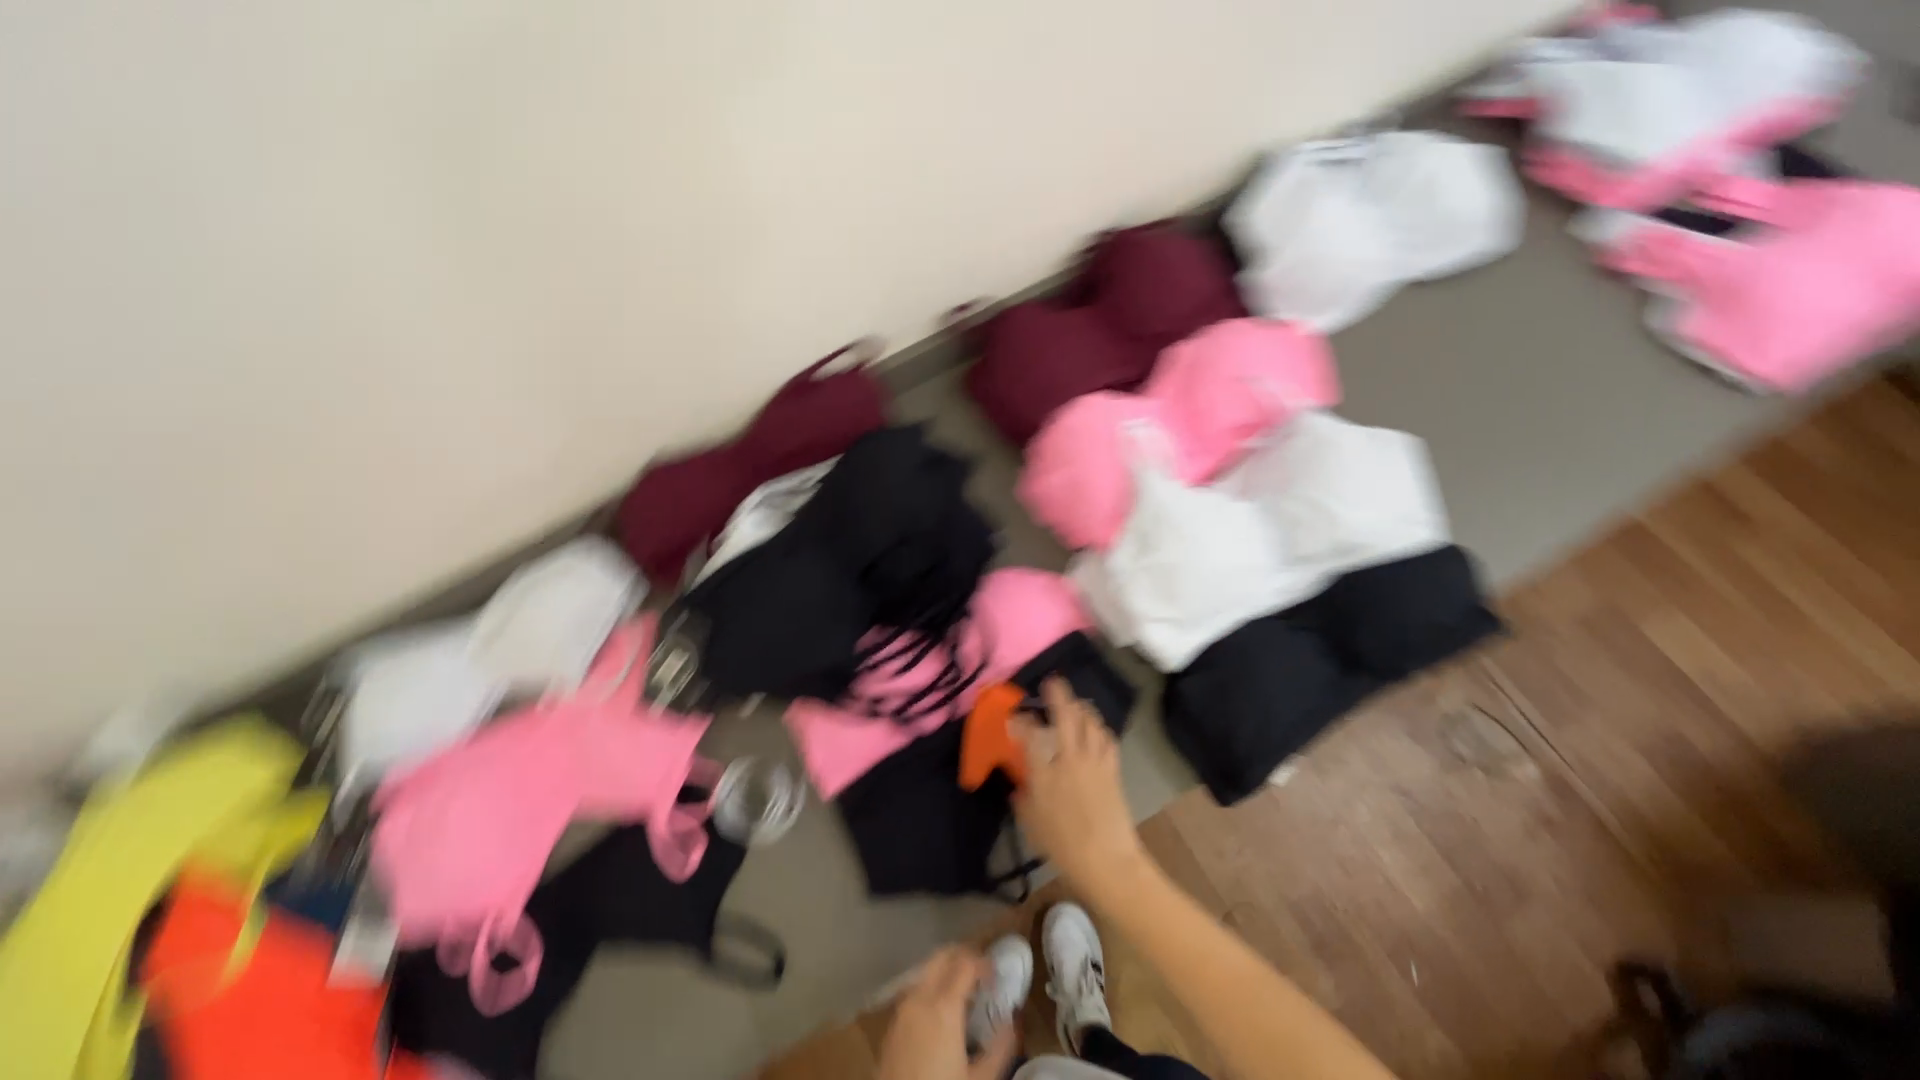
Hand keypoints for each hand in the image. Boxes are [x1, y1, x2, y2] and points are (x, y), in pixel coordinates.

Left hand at [875, 946, 1018, 1079]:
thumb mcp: (982, 1078)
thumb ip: (1002, 1046)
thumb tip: (1014, 1021)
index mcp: (943, 1006)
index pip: (965, 963)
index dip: (984, 962)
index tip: (996, 976)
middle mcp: (919, 998)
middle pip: (941, 956)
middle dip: (963, 956)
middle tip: (982, 973)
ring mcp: (901, 1009)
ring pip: (925, 971)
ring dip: (945, 971)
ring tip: (965, 991)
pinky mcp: (891, 1024)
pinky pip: (914, 991)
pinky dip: (930, 987)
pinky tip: (941, 1011)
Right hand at [1010, 677, 1149, 898]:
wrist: (1106, 860)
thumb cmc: (1063, 846)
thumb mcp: (1031, 824)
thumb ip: (1023, 799)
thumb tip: (1019, 786)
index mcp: (1044, 772)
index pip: (1029, 734)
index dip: (1021, 721)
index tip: (1015, 717)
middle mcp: (1069, 759)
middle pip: (1066, 715)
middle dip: (1058, 694)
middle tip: (1053, 683)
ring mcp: (1094, 762)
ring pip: (1090, 722)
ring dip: (1082, 708)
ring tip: (1076, 704)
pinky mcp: (1113, 769)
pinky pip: (1107, 739)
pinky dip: (1100, 729)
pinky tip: (1096, 731)